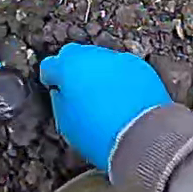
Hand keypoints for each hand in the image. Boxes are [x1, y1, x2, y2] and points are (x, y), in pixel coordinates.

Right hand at [38, 43, 170, 169]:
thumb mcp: (66, 124)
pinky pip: (122, 67)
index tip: (54, 87)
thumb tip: (62, 93)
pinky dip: (119, 77)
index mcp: (68, 68)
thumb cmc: (99, 134)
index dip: (51, 78)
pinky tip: (122, 97)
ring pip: (100, 59)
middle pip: (75, 55)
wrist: (142, 136)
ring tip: (102, 97)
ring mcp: (117, 58)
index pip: (50, 65)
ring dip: (97, 72)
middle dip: (73, 69)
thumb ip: (60, 101)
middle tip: (77, 90)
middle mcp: (92, 56)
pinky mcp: (138, 65)